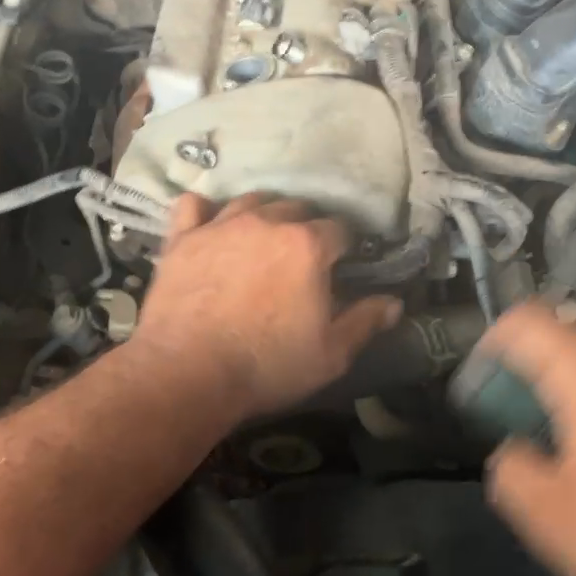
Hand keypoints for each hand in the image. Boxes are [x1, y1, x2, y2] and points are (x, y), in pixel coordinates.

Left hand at [130, 194, 401, 420]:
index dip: (344, 249)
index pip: (339, 230)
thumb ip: (365, 322)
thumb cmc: (267, 367)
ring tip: (262, 242)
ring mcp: (219, 226)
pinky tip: (209, 226)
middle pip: (296, 208)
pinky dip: (205, 211)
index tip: (341, 269)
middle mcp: (265, 222)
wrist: (187, 374)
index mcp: (308, 245)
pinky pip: (193, 206)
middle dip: (306, 228)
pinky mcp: (181, 240)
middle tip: (302, 261)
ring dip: (264, 215)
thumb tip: (394, 302)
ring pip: (250, 201)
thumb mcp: (330, 355)